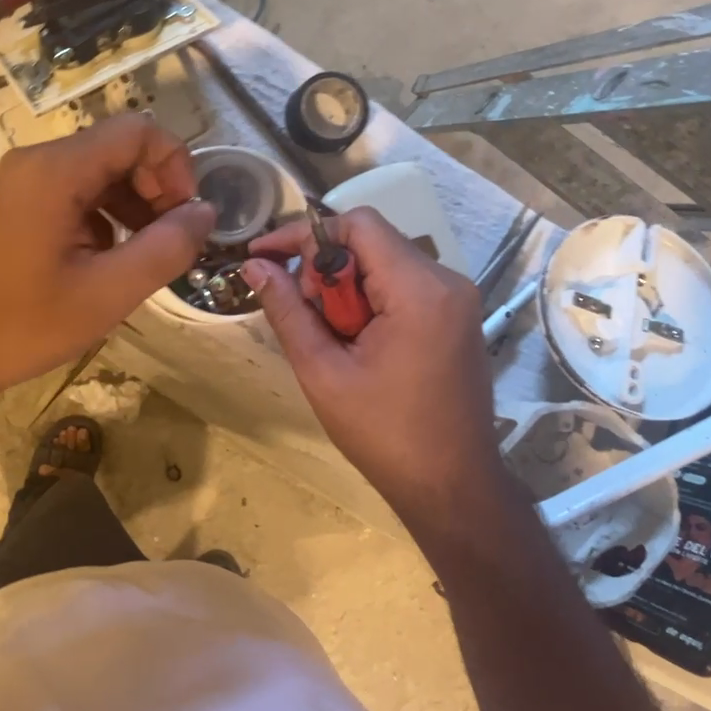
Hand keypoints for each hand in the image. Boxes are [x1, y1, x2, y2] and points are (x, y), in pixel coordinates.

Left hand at [0, 113, 214, 414]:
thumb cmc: (22, 326)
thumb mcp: (106, 294)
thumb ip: (165, 248)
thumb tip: (205, 213)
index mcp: (54, 171)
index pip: (137, 131)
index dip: (175, 166)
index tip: (186, 217)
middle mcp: (32, 162)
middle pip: (115, 149)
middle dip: (154, 189)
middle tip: (170, 243)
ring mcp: (16, 182)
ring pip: (94, 173)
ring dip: (129, 206)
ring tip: (141, 259)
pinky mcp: (9, 205)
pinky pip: (68, 193)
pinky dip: (99, 218)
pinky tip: (102, 263)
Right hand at [241, 208, 501, 513]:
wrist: (452, 486)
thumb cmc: (383, 433)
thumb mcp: (322, 371)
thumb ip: (287, 310)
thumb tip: (254, 266)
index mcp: (418, 289)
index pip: (356, 224)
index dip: (303, 234)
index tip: (264, 258)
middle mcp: (446, 281)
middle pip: (370, 241)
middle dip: (323, 269)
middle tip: (302, 315)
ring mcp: (456, 299)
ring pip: (383, 263)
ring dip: (343, 288)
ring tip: (327, 337)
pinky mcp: (455, 317)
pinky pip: (401, 285)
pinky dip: (368, 300)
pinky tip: (353, 342)